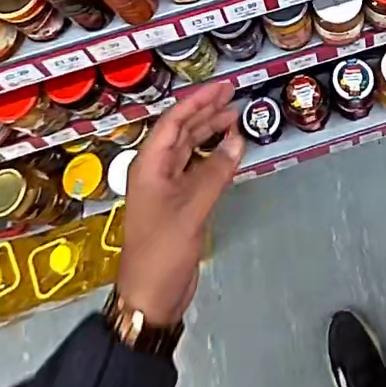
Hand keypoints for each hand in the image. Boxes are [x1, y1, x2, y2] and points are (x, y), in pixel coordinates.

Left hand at [116, 79, 243, 324]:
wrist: (150, 298)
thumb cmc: (161, 253)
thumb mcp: (190, 210)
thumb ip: (215, 173)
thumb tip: (237, 139)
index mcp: (148, 165)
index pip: (174, 121)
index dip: (198, 101)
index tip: (221, 87)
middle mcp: (155, 170)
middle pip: (181, 130)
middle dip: (206, 110)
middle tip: (231, 95)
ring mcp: (167, 187)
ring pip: (189, 147)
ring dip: (209, 131)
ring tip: (233, 116)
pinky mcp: (179, 202)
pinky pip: (196, 167)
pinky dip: (213, 155)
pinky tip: (227, 149)